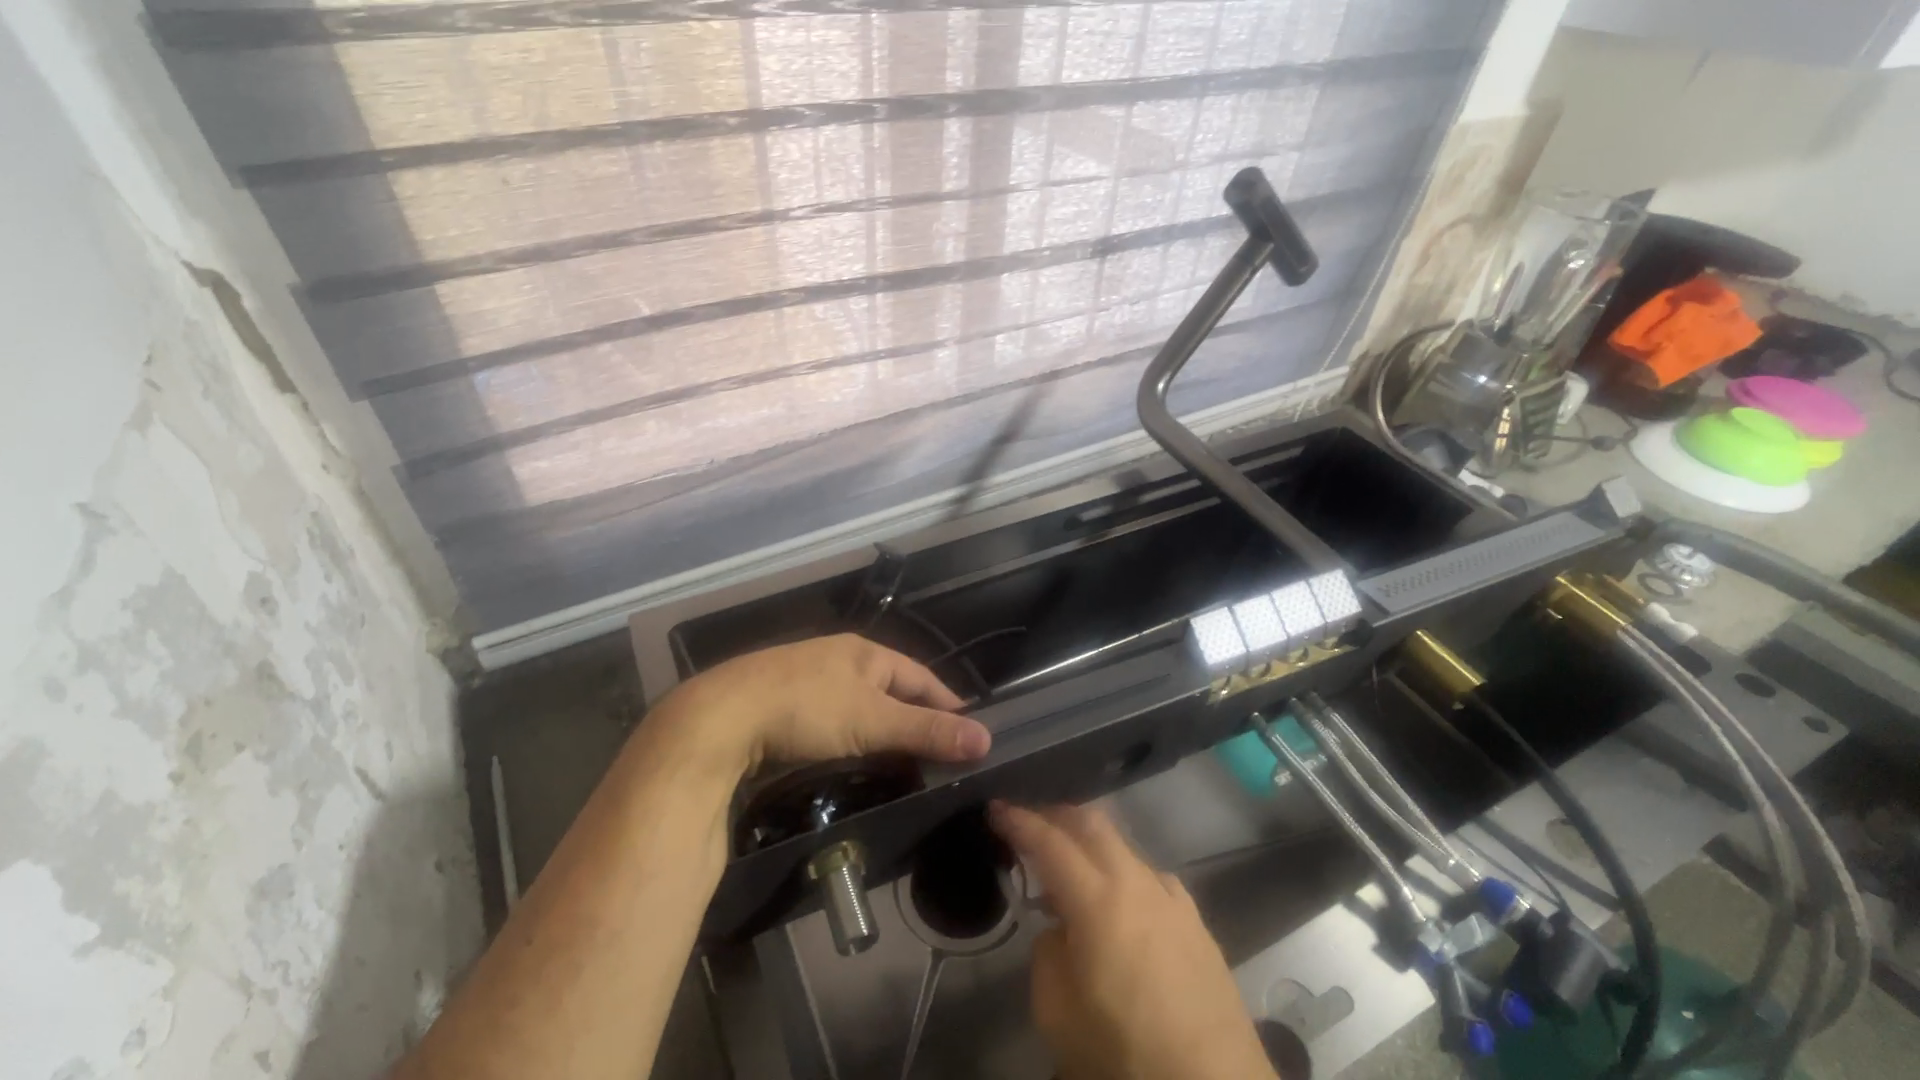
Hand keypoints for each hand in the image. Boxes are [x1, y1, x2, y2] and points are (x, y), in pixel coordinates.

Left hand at [651, 633, 992, 775]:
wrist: (722, 718)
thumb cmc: (806, 708)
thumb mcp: (873, 721)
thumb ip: (927, 730)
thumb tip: (986, 738)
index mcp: (864, 652)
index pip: (921, 677)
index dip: (948, 704)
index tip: (972, 732)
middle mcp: (837, 660)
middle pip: (890, 691)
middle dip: (915, 720)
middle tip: (941, 755)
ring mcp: (807, 683)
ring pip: (859, 708)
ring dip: (881, 733)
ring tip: (904, 764)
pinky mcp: (782, 709)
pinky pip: (831, 724)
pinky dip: (850, 742)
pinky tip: (852, 761)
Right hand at [991, 802, 1279, 1079]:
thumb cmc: (1122, 1050)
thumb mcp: (1057, 1012)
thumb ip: (1048, 954)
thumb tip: (1059, 928)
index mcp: (1098, 901)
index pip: (1050, 842)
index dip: (1019, 821)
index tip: (995, 809)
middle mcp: (1139, 885)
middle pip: (1094, 825)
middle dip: (1056, 815)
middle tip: (1028, 823)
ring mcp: (1174, 902)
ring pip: (1126, 848)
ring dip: (1091, 845)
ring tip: (1069, 871)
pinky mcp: (1198, 924)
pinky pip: (1152, 878)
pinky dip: (1124, 873)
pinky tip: (1120, 901)